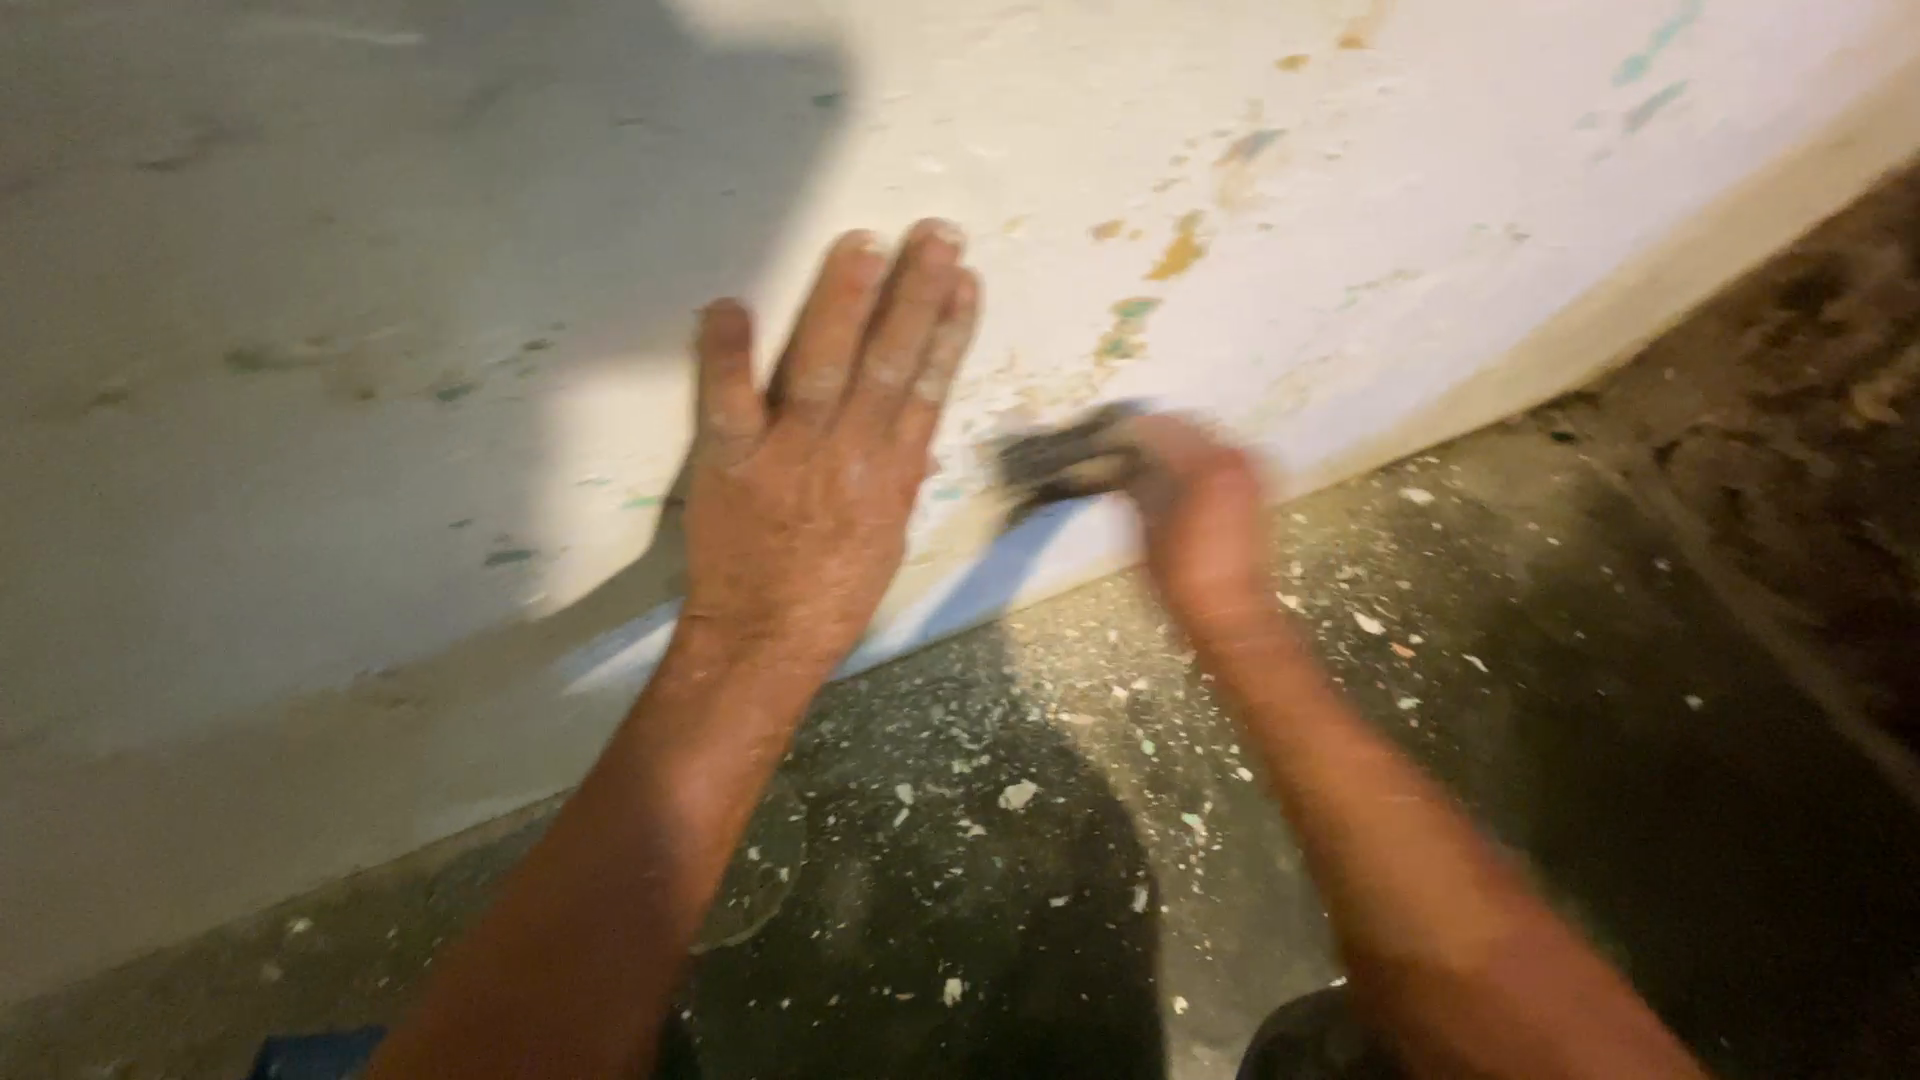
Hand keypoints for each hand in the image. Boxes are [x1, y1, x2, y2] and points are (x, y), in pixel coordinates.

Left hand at [677, 221, 980, 669]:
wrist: (766, 639)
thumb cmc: (833, 594)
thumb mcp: (888, 538)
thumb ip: (899, 477)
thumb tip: (918, 434)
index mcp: (893, 475)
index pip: (929, 389)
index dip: (950, 332)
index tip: (965, 282)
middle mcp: (853, 454)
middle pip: (889, 363)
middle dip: (915, 296)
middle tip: (934, 235)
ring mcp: (792, 455)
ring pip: (823, 367)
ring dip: (843, 304)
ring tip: (863, 245)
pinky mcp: (733, 463)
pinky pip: (728, 402)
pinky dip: (727, 354)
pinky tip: (731, 304)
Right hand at [1116, 414, 1273, 641]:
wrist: (1232, 614)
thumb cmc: (1182, 577)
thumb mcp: (1144, 528)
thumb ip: (1131, 484)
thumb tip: (1115, 462)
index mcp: (1205, 463)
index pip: (1155, 426)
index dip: (1123, 433)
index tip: (1101, 443)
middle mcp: (1235, 455)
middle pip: (1182, 425)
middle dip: (1148, 436)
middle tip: (1117, 454)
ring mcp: (1252, 468)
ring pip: (1202, 438)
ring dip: (1171, 446)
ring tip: (1140, 467)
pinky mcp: (1258, 484)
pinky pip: (1219, 456)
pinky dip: (1193, 460)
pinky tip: (1171, 480)